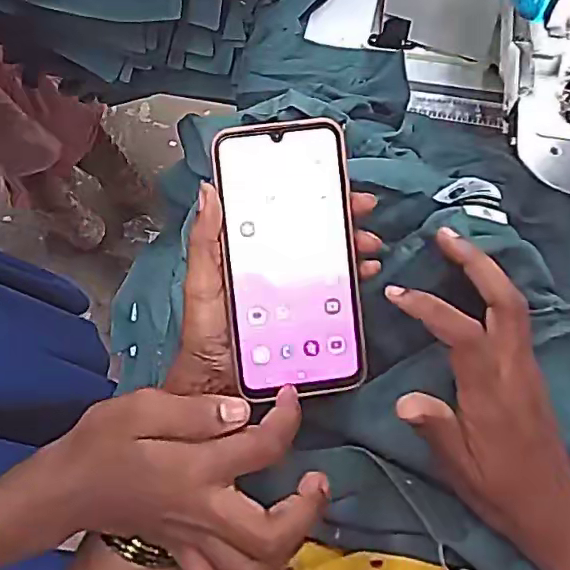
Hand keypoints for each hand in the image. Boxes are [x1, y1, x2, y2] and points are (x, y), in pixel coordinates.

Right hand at [41, 386, 327, 569]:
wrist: (66, 488)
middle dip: (306, 510)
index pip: (262, 448)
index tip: (291, 397)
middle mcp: (202, 512)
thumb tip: (243, 411)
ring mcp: (192, 540)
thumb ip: (196, 410)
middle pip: (271, 534)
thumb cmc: (101, 442)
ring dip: (285, 547)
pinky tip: (252, 554)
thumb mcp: (141, 407)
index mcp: (196, 469)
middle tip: (315, 480)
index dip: (287, 419)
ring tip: (294, 513)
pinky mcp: (180, 553)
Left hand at [162, 181, 382, 397]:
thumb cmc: (207, 333)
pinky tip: (366, 270)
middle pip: (313, 233)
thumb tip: (209, 190)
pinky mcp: (312, 315)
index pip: (283, 214)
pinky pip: (338, 290)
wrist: (221, 385)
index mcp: (250, 252)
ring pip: (331, 258)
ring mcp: (296, 290)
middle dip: (342, 217)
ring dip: (354, 243)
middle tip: (362, 210)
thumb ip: (204, 241)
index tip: (335, 184)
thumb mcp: (202, 283)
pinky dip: (355, 276)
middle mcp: (276, 266)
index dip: (309, 195)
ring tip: (367, 243)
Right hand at [385, 228, 569, 551]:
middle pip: (505, 301)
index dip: (429, 308)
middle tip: (444, 234)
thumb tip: (404, 399)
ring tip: (455, 245)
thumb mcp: (461, 468)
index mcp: (493, 392)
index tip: (396, 294)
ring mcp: (526, 365)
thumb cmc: (501, 489)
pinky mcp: (528, 368)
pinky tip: (474, 282)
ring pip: (513, 303)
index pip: (463, 334)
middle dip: (476, 263)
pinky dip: (493, 288)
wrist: (554, 508)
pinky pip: (514, 316)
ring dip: (487, 269)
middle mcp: (515, 369)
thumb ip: (436, 429)